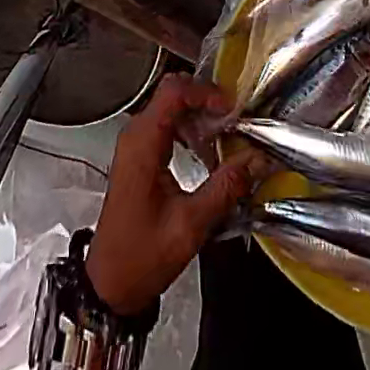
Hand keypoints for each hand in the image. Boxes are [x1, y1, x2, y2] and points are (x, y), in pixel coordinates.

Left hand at [86, 76, 270, 315]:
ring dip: (199, 118)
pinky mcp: (139, 155)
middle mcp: (135, 134)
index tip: (235, 110)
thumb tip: (257, 159)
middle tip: (237, 124)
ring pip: (169, 110)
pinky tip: (209, 155)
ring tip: (228, 140)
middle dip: (206, 103)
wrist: (112, 276)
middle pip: (171, 95)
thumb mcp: (191, 223)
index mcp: (142, 142)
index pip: (173, 92)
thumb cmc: (144, 252)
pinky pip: (165, 128)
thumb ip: (225, 187)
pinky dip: (189, 132)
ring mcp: (135, 143)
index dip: (206, 93)